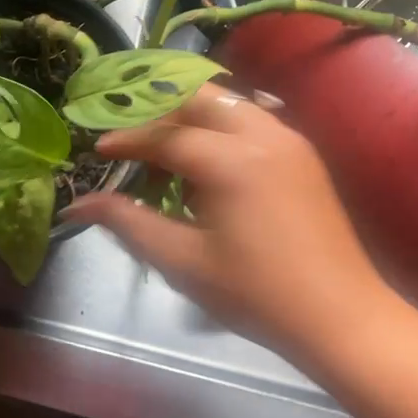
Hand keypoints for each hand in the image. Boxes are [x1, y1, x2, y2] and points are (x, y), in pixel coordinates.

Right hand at [61, 84, 396, 354]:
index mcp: (231, 159)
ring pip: (229, 106)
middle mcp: (263, 135)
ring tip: (166, 158)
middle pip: (199, 100)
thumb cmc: (254, 293)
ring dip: (191, 120)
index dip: (126, 141)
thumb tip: (77, 205)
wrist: (340, 318)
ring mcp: (290, 142)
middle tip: (131, 146)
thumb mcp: (181, 260)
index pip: (165, 135)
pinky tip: (207, 169)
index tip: (97, 152)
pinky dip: (220, 130)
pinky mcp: (305, 157)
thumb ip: (127, 222)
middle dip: (158, 115)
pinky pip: (253, 122)